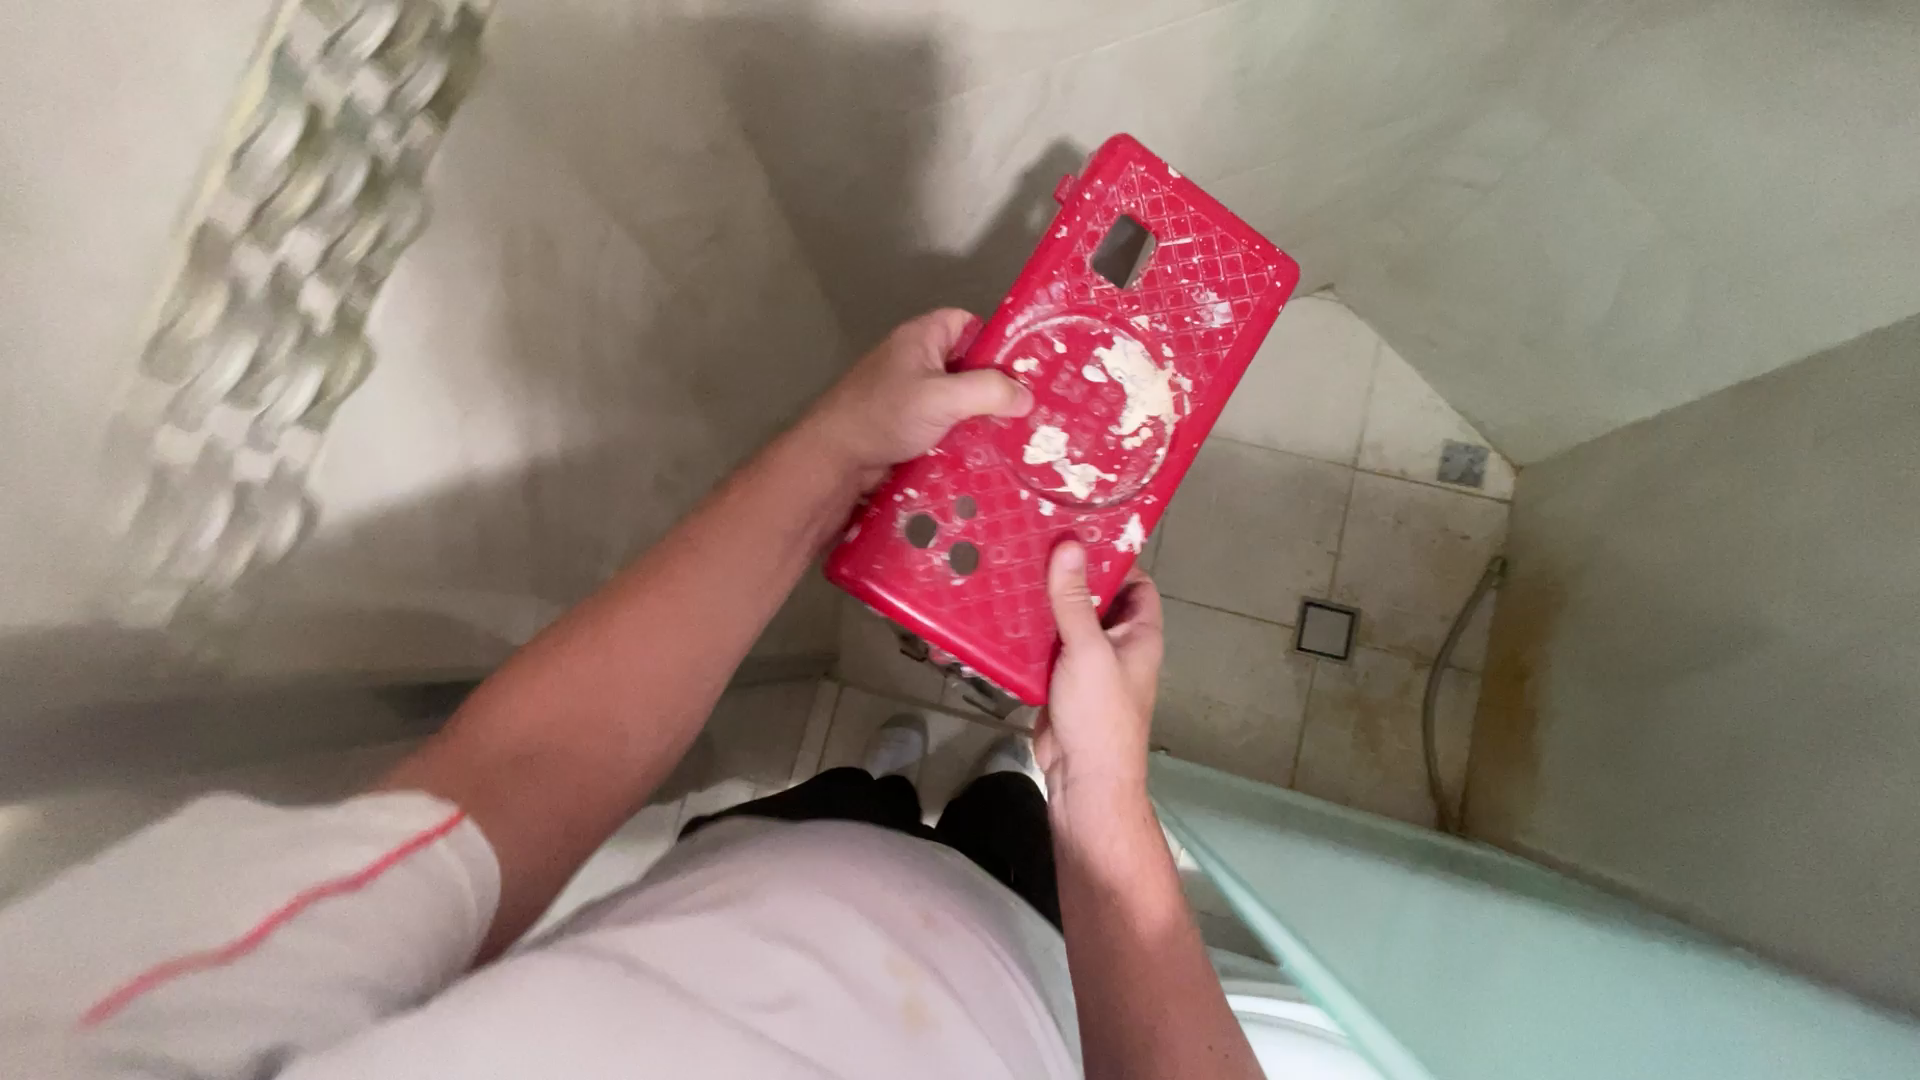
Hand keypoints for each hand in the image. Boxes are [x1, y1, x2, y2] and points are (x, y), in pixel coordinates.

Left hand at [802, 308, 1033, 483]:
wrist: (836, 457)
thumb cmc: (885, 414)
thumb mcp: (943, 397)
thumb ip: (988, 391)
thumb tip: (1028, 397)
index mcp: (923, 337)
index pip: (970, 324)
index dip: (996, 342)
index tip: (1023, 371)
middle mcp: (918, 361)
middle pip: (968, 366)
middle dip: (995, 388)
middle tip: (1027, 412)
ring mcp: (912, 395)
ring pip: (959, 401)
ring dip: (980, 419)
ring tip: (1013, 437)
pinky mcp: (909, 426)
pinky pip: (945, 426)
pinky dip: (962, 438)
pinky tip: (984, 455)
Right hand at [1034, 541, 1163, 809]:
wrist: (1082, 779)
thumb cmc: (1100, 712)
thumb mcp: (1088, 650)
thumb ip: (1074, 600)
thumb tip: (1071, 545)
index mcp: (1138, 633)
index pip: (1136, 583)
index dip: (1115, 557)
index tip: (1081, 530)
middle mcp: (1115, 643)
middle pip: (1095, 597)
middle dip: (1070, 574)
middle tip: (1036, 540)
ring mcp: (1085, 661)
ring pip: (1065, 620)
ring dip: (1044, 600)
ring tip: (1014, 564)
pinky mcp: (1057, 677)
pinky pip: (1043, 644)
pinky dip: (1027, 628)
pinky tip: (1002, 607)